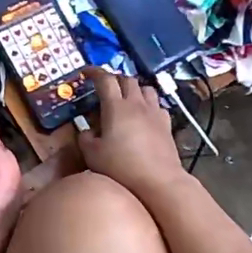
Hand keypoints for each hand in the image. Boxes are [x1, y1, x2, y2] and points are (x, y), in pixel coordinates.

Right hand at [79, 71, 185, 201]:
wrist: (158, 180)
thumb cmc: (121, 167)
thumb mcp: (93, 155)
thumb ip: (85, 139)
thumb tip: (86, 131)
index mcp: (116, 107)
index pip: (105, 80)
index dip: (94, 72)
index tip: (86, 72)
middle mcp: (137, 104)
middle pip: (127, 79)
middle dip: (114, 79)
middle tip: (105, 88)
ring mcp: (154, 113)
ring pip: (145, 88)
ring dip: (134, 88)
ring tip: (126, 99)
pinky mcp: (166, 124)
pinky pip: (157, 105)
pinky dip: (148, 104)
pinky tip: (144, 115)